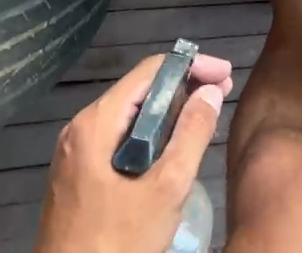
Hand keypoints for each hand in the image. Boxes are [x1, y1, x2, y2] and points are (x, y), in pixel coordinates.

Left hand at [34, 51, 234, 252]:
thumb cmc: (117, 245)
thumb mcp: (167, 188)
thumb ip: (192, 133)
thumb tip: (210, 91)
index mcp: (95, 124)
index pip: (151, 71)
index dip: (192, 66)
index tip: (226, 76)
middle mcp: (80, 130)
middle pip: (141, 90)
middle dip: (185, 88)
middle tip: (223, 96)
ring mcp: (76, 155)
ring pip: (132, 116)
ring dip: (171, 113)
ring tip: (207, 119)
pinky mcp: (78, 178)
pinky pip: (121, 139)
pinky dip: (152, 135)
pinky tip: (176, 149)